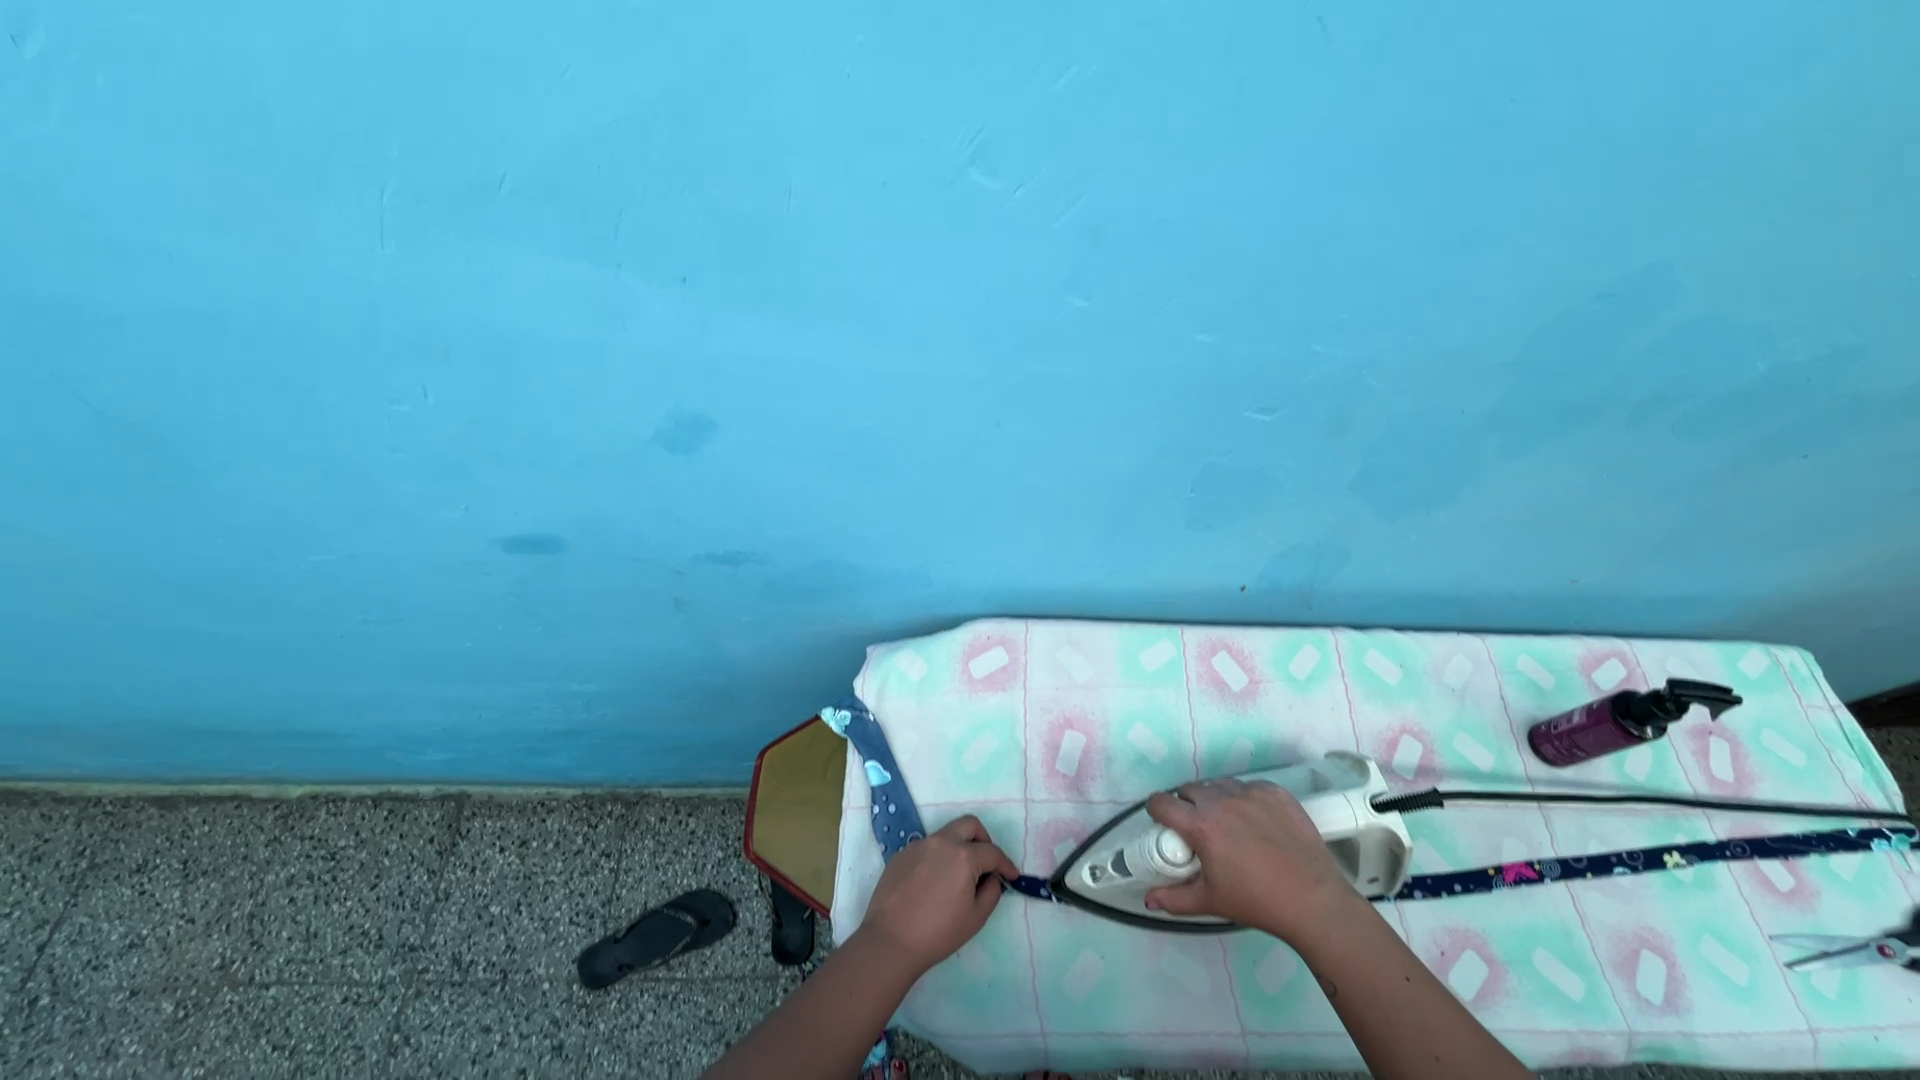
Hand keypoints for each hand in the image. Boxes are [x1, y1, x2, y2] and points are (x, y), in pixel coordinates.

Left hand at [858, 815, 1018, 975]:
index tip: (1011, 877)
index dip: (1006, 864)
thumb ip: (992, 891)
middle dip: (984, 840)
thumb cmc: (939, 932)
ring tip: (958, 875)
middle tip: (986, 862)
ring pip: (946, 835)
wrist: (890, 940)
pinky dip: (937, 858)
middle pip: (969, 825)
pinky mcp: (900, 855)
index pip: (992, 852)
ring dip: (959, 847)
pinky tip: (933, 882)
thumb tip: (991, 878)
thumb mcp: (976, 917)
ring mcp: (918, 846)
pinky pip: (926, 848)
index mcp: (963, 855)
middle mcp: (941, 842)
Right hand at [1143, 778, 1360, 940]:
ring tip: (1226, 821)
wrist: (1313, 900)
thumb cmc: (1256, 901)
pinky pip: (1250, 786)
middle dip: (1186, 804)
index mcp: (1201, 825)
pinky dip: (1245, 798)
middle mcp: (1223, 800)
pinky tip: (1255, 819)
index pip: (1162, 802)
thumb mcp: (1210, 901)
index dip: (1156, 811)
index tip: (1162, 822)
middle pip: (1190, 789)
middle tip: (1196, 827)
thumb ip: (1173, 898)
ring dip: (1215, 798)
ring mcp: (1252, 793)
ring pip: (1220, 784)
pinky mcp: (1277, 793)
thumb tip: (1149, 898)